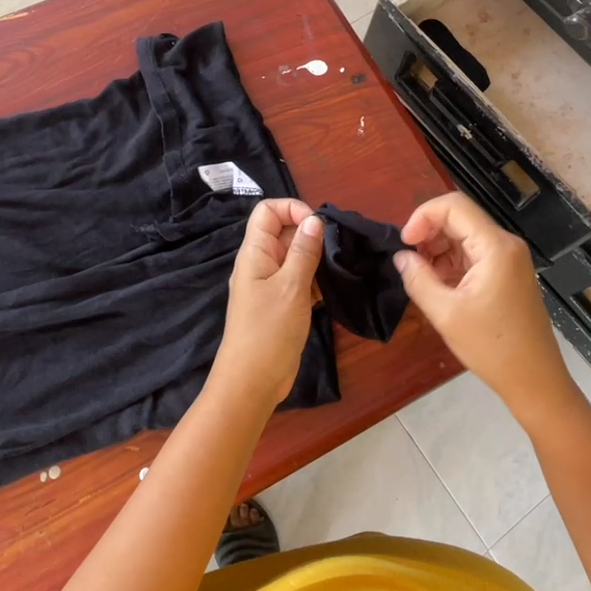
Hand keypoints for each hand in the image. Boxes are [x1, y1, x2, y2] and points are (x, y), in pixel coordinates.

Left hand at [210, 199, 323, 408]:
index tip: (318, 225)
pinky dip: (314, 280)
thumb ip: (303, 251)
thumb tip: (314, 220)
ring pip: (294, 257)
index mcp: (254, 252)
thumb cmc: (269, 330)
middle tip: (336, 249)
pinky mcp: (281, 304)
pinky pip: (298, 280)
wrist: (253, 381)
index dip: (292, 209)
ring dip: (315, 259)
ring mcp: (269, 285)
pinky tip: (331, 290)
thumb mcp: (291, 286)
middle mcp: (260, 263)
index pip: (268, 211)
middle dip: (310, 234)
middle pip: (283, 232)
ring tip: (337, 270)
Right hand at [395, 192, 572, 415]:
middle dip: (429, 233)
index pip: (453, 206)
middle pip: (459, 218)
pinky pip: (474, 253)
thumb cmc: (492, 348)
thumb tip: (401, 257)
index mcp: (495, 247)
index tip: (405, 244)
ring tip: (423, 277)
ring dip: (438, 249)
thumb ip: (418, 278)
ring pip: (464, 235)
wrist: (535, 381)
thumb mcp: (446, 314)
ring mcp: (509, 259)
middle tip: (410, 262)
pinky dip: (452, 262)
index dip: (423, 216)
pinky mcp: (508, 273)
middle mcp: (505, 244)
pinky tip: (440, 286)